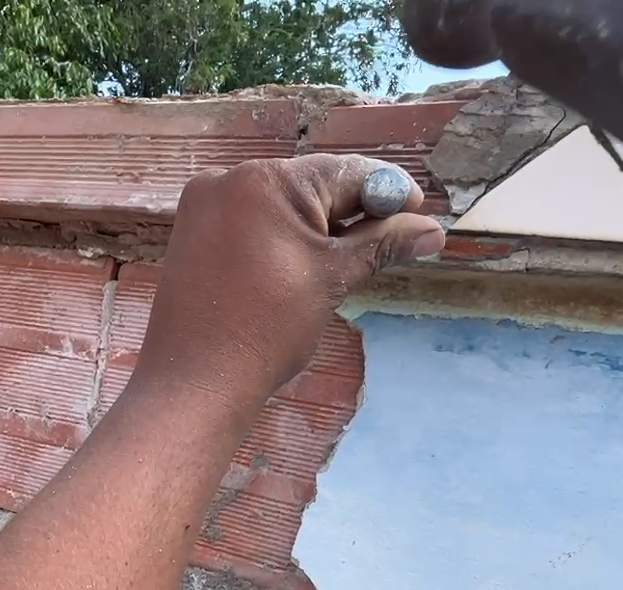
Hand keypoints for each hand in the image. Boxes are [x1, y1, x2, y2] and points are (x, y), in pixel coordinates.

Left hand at [135, 154, 444, 411]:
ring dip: (315, 230)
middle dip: (349, 214)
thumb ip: (379, 246)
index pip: (345, 172)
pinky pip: (248, 225)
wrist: (196, 384)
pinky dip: (278, 241)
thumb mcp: (331, 281)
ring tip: (341, 266)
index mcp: (265, 180)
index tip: (419, 213)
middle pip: (310, 187)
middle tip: (386, 244)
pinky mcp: (190, 237)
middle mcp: (227, 179)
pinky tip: (297, 270)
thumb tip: (433, 232)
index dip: (387, 192)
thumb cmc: (266, 332)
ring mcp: (202, 208)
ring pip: (278, 208)